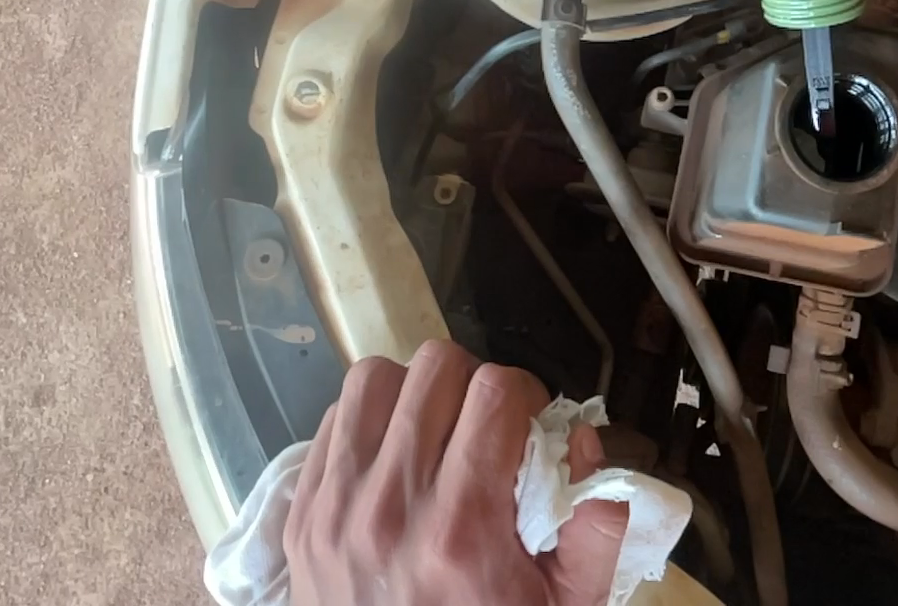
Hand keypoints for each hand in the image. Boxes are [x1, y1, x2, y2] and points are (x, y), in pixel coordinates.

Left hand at [285, 340, 627, 605]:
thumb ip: (598, 522)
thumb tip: (580, 439)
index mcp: (461, 529)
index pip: (496, 390)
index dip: (526, 396)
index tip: (529, 429)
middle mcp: (389, 508)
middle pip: (437, 367)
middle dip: (475, 385)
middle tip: (486, 429)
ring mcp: (333, 509)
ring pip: (377, 378)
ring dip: (416, 393)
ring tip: (437, 433)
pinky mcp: (299, 514)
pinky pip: (336, 418)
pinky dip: (371, 421)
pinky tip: (393, 456)